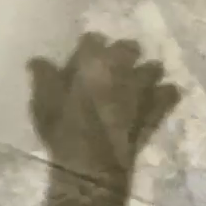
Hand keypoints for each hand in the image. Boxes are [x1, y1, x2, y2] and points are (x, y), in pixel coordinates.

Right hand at [27, 35, 180, 189]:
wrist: (92, 167)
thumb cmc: (63, 130)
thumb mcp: (42, 103)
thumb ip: (43, 77)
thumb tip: (37, 60)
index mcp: (92, 61)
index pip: (93, 38)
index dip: (88, 46)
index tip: (82, 55)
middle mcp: (122, 68)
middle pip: (130, 47)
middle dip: (123, 52)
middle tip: (112, 65)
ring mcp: (142, 89)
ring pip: (153, 68)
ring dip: (146, 71)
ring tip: (136, 80)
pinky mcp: (155, 111)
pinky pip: (169, 95)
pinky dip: (164, 94)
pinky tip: (157, 97)